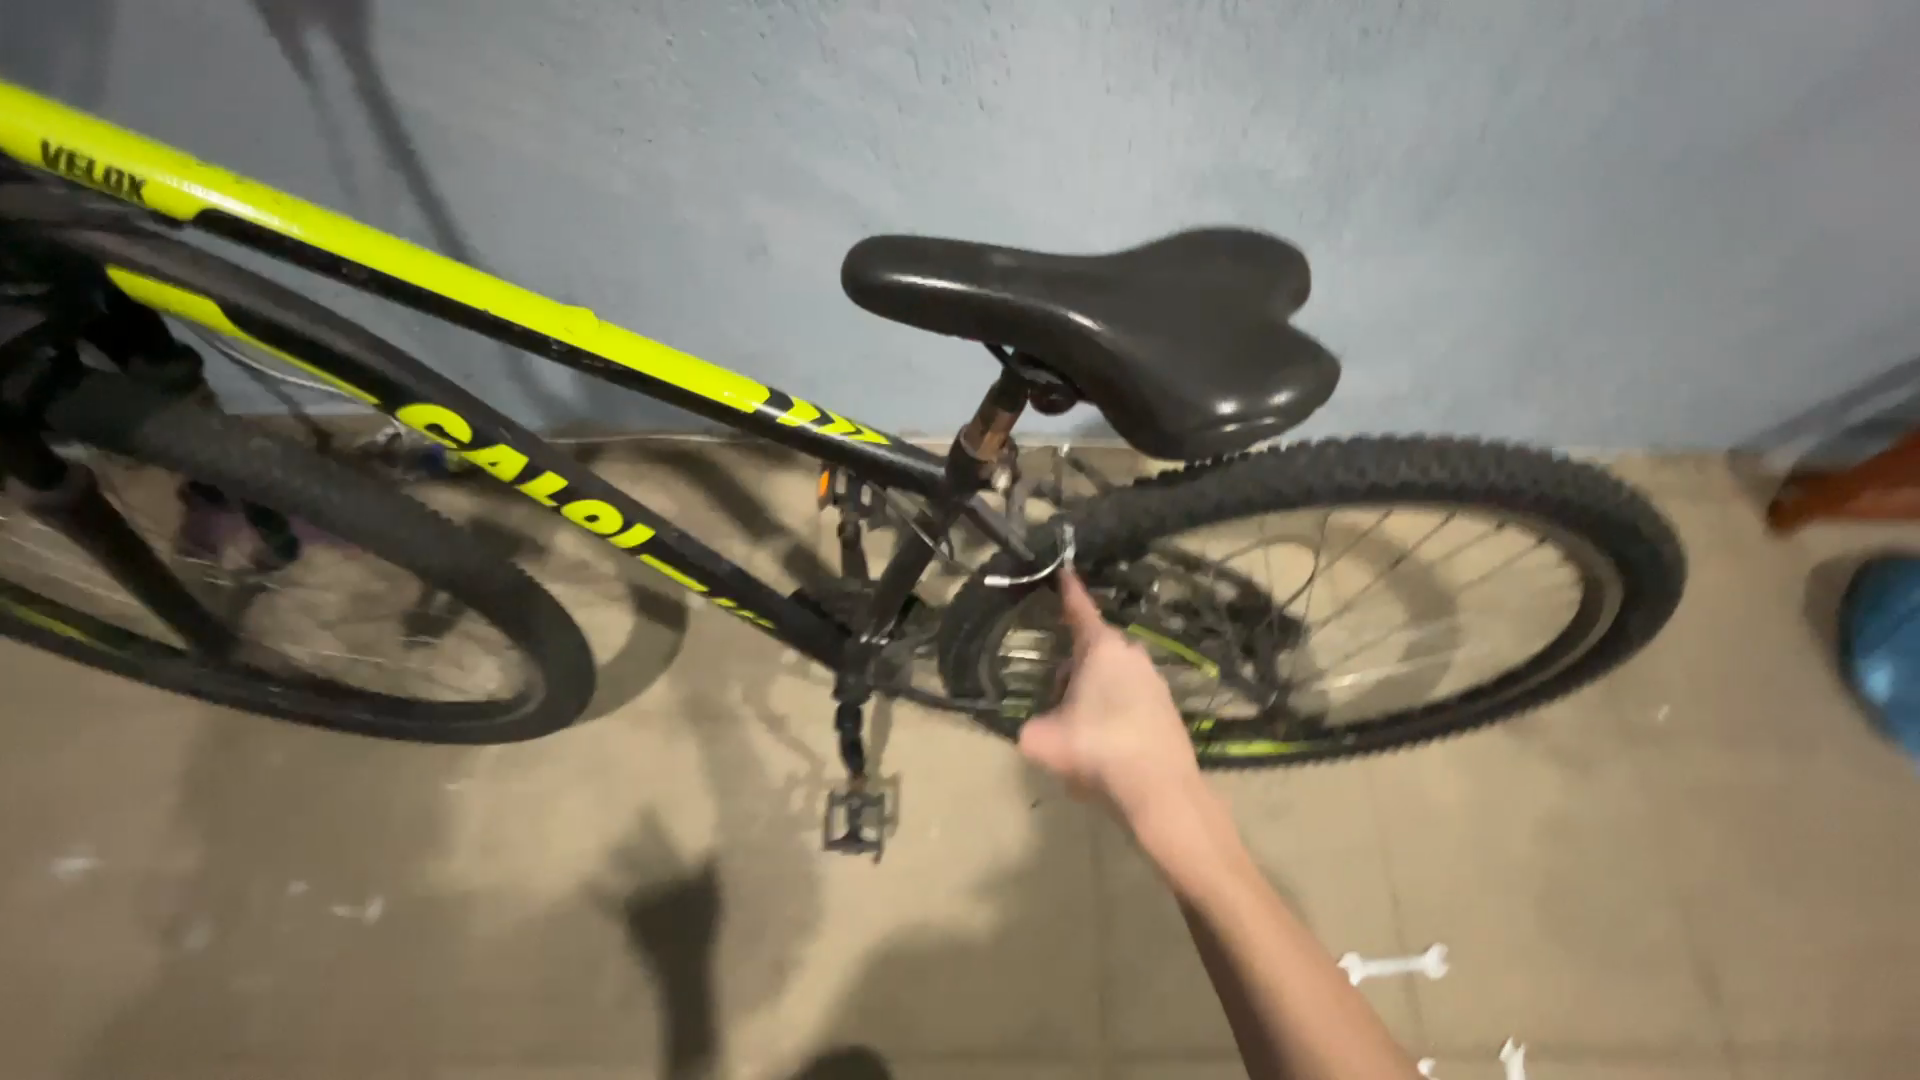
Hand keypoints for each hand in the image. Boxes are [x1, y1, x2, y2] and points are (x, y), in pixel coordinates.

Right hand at [1017, 569, 1214, 839]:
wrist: (1160, 790)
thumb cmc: (1098, 751)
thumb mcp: (1045, 740)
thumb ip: (1030, 728)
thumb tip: (1031, 730)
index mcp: (1101, 649)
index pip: (1079, 610)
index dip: (1068, 590)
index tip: (1065, 569)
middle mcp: (1131, 654)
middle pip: (1092, 649)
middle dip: (1071, 666)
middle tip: (1055, 698)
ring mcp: (1154, 679)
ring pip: (1111, 675)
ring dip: (1093, 691)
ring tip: (1079, 728)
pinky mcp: (1167, 706)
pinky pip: (1129, 696)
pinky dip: (1114, 709)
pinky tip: (1106, 743)